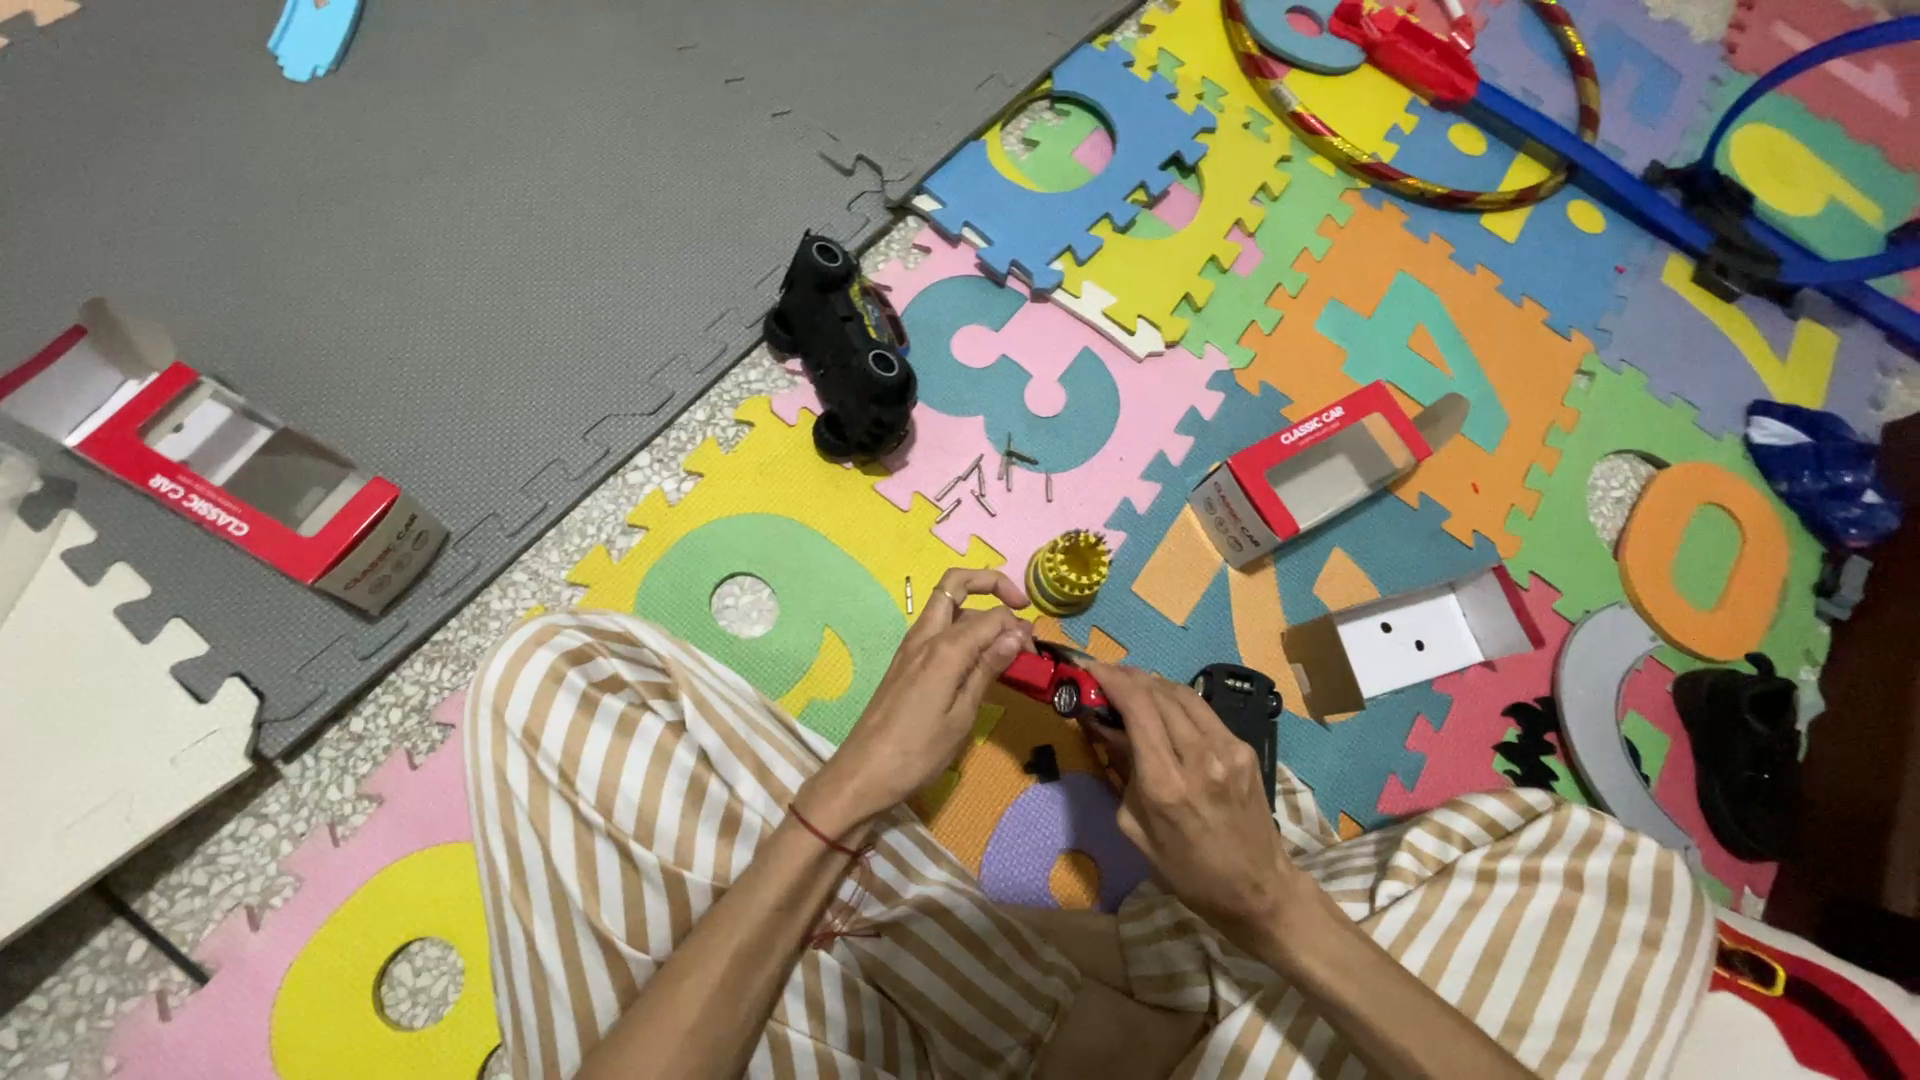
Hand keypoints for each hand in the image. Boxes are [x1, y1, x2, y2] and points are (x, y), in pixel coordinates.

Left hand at [794, 568, 1032, 837]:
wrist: (864, 772)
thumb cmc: (918, 752)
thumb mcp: (962, 716)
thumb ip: (987, 670)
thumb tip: (1015, 636)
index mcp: (944, 648)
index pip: (991, 616)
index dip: (1018, 628)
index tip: (1033, 653)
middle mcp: (925, 636)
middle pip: (956, 583)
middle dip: (991, 583)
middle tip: (1020, 605)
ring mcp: (911, 646)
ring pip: (945, 603)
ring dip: (975, 604)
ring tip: (1003, 634)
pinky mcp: (905, 660)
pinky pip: (936, 626)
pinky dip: (961, 625)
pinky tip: (977, 653)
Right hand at [1085, 663, 1306, 944]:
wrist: (1257, 888)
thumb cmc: (1186, 870)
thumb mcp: (1135, 827)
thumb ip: (1121, 771)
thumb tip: (1104, 726)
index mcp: (1165, 784)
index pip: (1137, 709)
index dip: (1111, 680)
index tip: (1088, 669)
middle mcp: (1198, 758)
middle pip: (1157, 693)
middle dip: (1126, 676)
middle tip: (1103, 675)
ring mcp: (1227, 749)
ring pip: (1182, 694)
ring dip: (1151, 682)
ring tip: (1129, 682)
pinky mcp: (1243, 748)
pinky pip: (1202, 710)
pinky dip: (1175, 699)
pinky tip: (1162, 704)